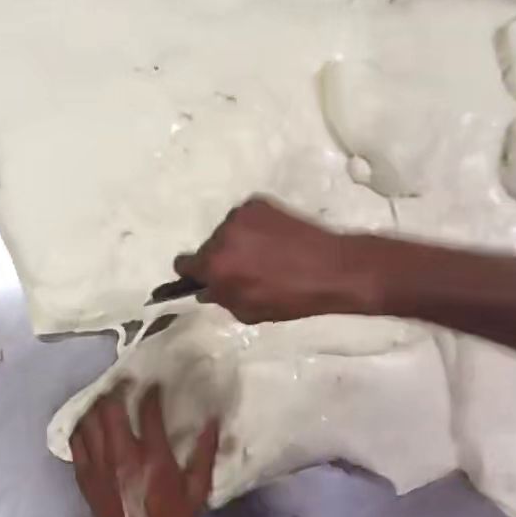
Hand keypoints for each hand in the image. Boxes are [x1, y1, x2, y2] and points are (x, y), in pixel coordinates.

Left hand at [69, 382, 219, 516]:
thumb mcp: (197, 490)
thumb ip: (205, 452)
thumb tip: (213, 419)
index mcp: (153, 458)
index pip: (148, 411)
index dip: (151, 392)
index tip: (154, 384)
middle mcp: (122, 456)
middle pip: (110, 409)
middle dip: (118, 389)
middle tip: (125, 382)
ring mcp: (99, 466)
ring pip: (90, 421)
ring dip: (98, 405)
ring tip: (108, 398)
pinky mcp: (85, 476)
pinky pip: (76, 441)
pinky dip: (82, 426)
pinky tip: (91, 423)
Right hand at [175, 197, 383, 322]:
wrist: (332, 268)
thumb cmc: (290, 298)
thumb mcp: (248, 312)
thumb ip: (221, 299)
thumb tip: (208, 288)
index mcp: (214, 265)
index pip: (183, 264)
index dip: (194, 273)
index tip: (207, 278)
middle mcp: (221, 235)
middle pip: (208, 248)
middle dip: (221, 259)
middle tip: (247, 271)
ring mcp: (240, 215)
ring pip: (227, 232)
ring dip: (238, 243)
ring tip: (266, 256)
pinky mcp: (259, 204)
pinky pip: (245, 219)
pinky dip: (254, 229)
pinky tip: (275, 241)